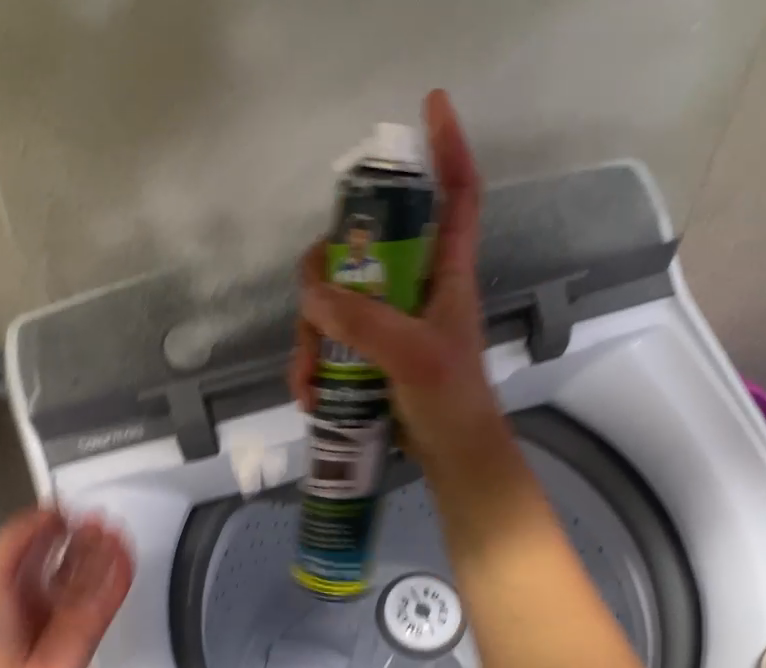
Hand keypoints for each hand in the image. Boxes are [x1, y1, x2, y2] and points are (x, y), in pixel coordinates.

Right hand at [291, 89, 501, 467]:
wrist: (453, 461)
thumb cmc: (452, 403)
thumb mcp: (414, 358)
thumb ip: (366, 323)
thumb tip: (312, 296)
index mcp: (446, 274)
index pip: (457, 196)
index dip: (448, 149)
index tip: (428, 108)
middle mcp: (415, 288)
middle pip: (362, 251)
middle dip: (325, 282)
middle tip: (312, 318)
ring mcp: (389, 323)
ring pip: (334, 303)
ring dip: (311, 341)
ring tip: (308, 384)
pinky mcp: (370, 356)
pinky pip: (329, 344)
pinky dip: (313, 368)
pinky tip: (309, 397)